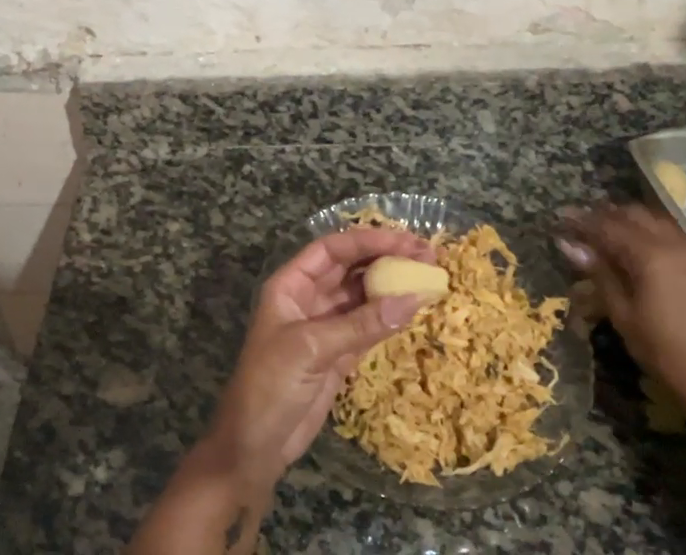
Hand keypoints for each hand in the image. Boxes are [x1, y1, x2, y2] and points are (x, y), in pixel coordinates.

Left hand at [205, 228, 433, 487]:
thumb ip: (362, 324)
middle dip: (386, 257)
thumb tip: (413, 298)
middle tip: (427, 254)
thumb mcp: (312, 348)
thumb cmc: (271, 384)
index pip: (332, 249)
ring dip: (392, 286)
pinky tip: (414, 308)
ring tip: (429, 276)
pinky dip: (390, 317)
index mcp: (291, 285)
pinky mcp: (339, 353)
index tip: (405, 240)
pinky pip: (369, 325)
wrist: (256, 444)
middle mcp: (309, 299)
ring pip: (363, 295)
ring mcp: (325, 326)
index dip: (367, 241)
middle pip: (351, 267)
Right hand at [555, 206, 685, 416]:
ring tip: (610, 234)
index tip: (561, 217)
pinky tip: (645, 253)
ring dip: (631, 222)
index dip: (582, 220)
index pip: (608, 226)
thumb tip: (570, 245)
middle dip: (607, 215)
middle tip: (583, 224)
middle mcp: (677, 245)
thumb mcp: (623, 315)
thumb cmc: (665, 353)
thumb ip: (600, 274)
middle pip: (636, 215)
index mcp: (652, 255)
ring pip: (659, 223)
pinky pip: (677, 238)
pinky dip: (654, 236)